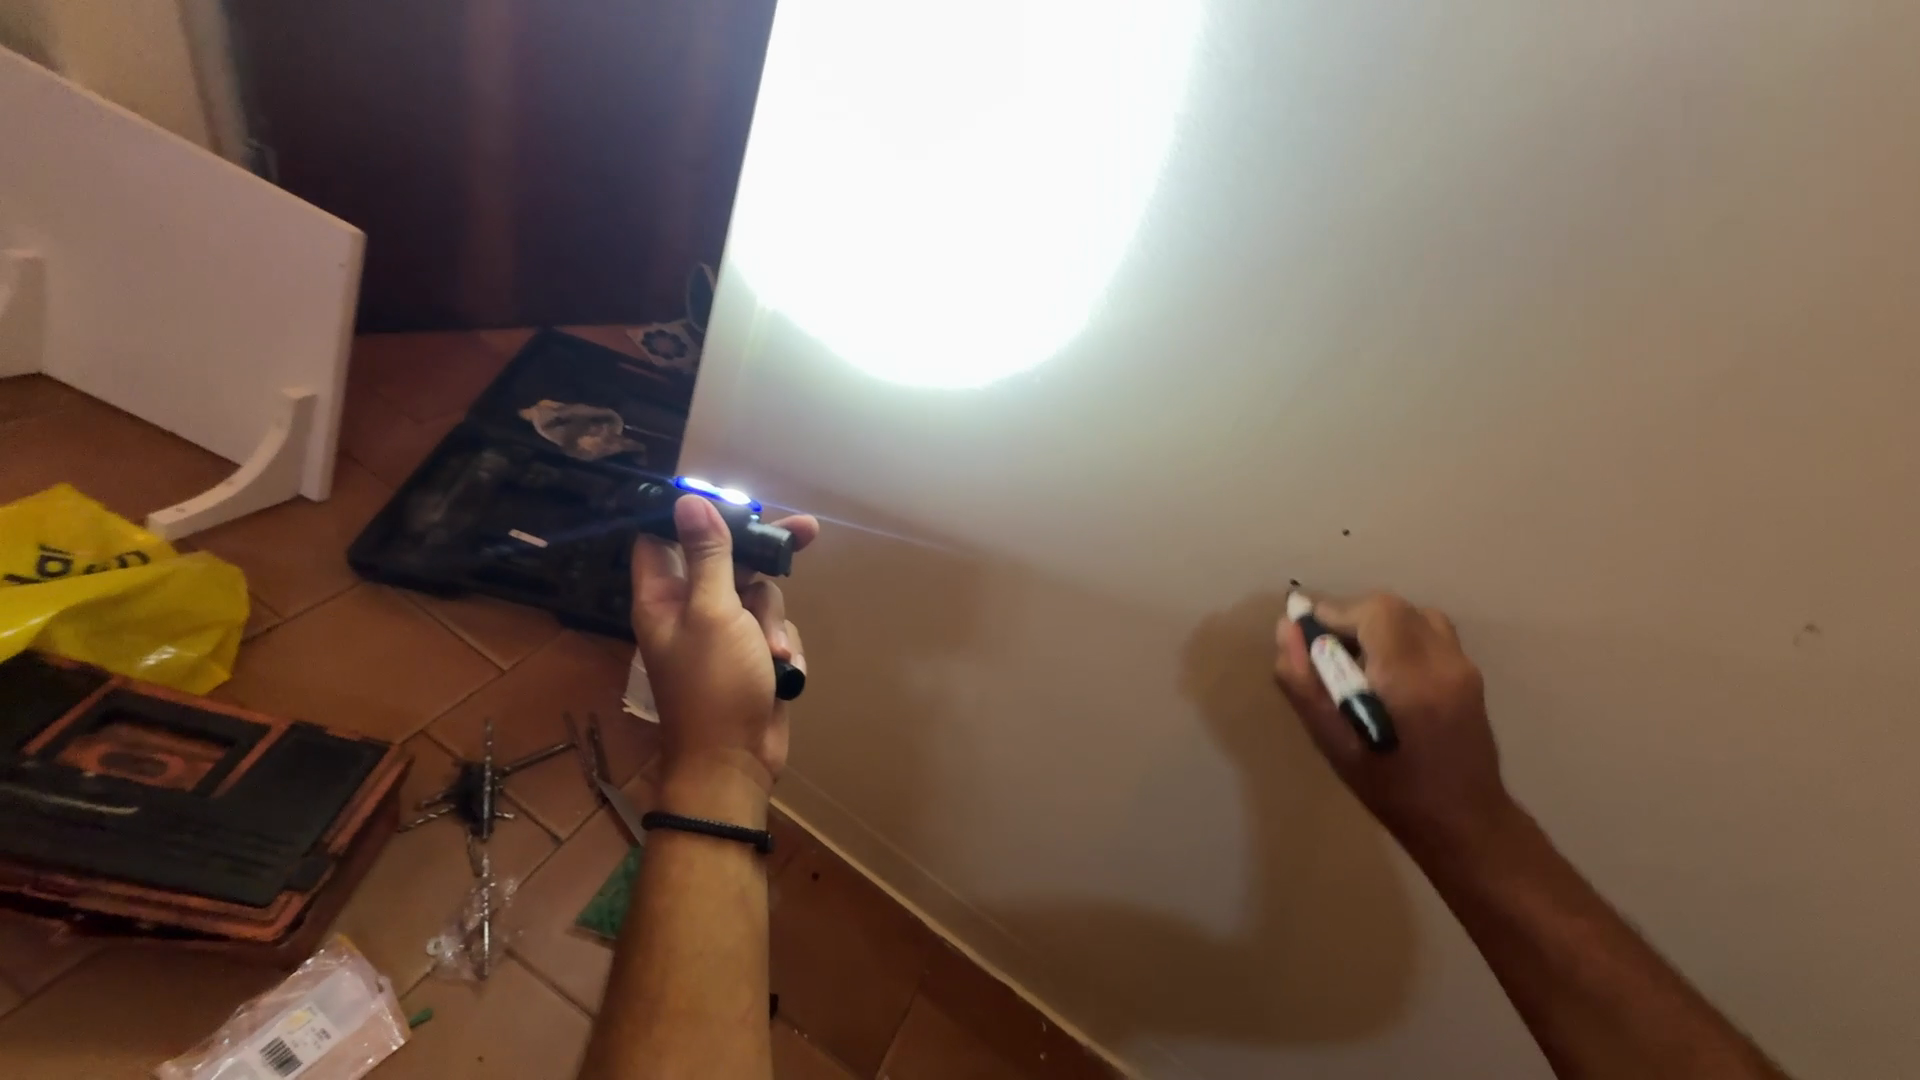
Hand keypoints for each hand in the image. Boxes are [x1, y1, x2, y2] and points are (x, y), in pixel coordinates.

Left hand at [631, 496, 817, 819]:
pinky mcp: (753, 651)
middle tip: (806, 531)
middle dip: (764, 560)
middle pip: (728, 559)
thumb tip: (690, 500)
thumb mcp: (714, 612)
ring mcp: (725, 631)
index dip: (692, 515)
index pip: (664, 537)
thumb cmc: (716, 685)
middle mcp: (691, 608)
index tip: (729, 498)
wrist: (738, 758)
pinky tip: (782, 668)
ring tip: (773, 651)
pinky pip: (775, 625)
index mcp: (664, 597)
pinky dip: (783, 643)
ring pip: (760, 594)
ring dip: (774, 620)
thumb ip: (708, 556)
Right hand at [1273, 592, 1511, 849]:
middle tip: (1326, 652)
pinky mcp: (1470, 672)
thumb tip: (1286, 628)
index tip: (1308, 636)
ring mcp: (1463, 665)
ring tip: (1356, 660)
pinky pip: (1428, 631)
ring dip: (1376, 624)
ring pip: (1412, 614)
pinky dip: (1399, 635)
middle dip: (1351, 617)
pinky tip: (1385, 672)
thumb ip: (1304, 681)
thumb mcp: (1331, 742)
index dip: (1335, 612)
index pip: (1374, 612)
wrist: (1463, 820)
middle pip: (1391, 607)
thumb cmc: (1389, 787)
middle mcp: (1443, 662)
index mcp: (1409, 680)